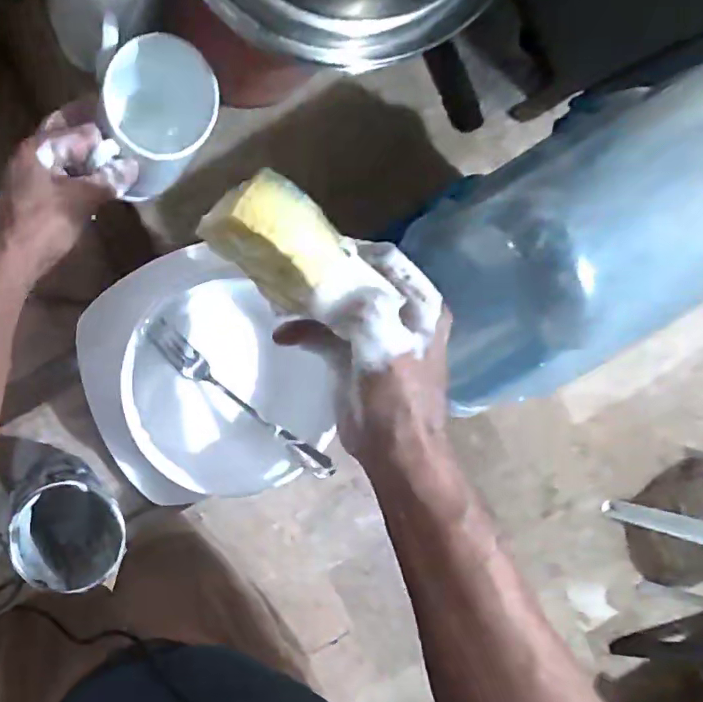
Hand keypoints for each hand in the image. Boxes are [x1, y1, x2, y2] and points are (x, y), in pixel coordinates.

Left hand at [0, 101, 136, 286]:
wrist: (10, 262)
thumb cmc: (43, 226)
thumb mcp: (81, 201)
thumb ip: (108, 180)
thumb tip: (132, 166)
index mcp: (38, 147)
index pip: (80, 128)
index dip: (104, 134)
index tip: (126, 138)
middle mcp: (28, 155)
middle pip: (65, 136)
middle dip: (91, 140)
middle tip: (119, 144)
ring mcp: (26, 177)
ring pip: (60, 158)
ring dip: (84, 160)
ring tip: (112, 165)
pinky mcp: (28, 197)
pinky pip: (56, 176)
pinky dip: (74, 177)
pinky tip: (92, 186)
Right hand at [273, 241, 450, 468]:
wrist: (395, 451)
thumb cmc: (397, 401)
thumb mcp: (385, 349)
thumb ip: (365, 308)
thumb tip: (332, 284)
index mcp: (420, 306)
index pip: (387, 261)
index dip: (354, 252)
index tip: (318, 250)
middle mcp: (402, 315)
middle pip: (360, 281)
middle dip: (327, 277)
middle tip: (293, 272)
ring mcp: (377, 336)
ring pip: (341, 306)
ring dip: (312, 305)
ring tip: (282, 302)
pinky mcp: (355, 357)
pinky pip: (328, 332)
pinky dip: (306, 330)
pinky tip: (284, 334)